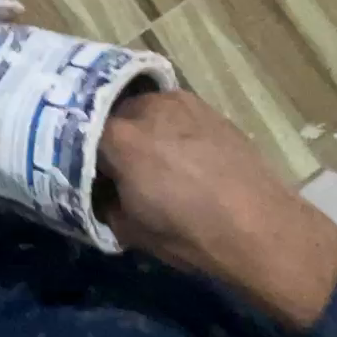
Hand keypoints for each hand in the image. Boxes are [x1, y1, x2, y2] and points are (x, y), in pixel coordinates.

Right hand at [98, 90, 336, 329]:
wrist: (262, 229)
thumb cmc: (190, 235)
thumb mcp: (130, 229)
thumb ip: (103, 200)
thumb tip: (99, 189)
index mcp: (119, 139)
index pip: (77, 133)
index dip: (73, 151)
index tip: (75, 167)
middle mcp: (145, 109)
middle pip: (108, 115)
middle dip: (104, 137)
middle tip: (108, 164)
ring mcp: (178, 102)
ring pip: (139, 109)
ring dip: (135, 128)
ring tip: (144, 156)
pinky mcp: (205, 106)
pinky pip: (170, 110)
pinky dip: (163, 126)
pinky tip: (174, 151)